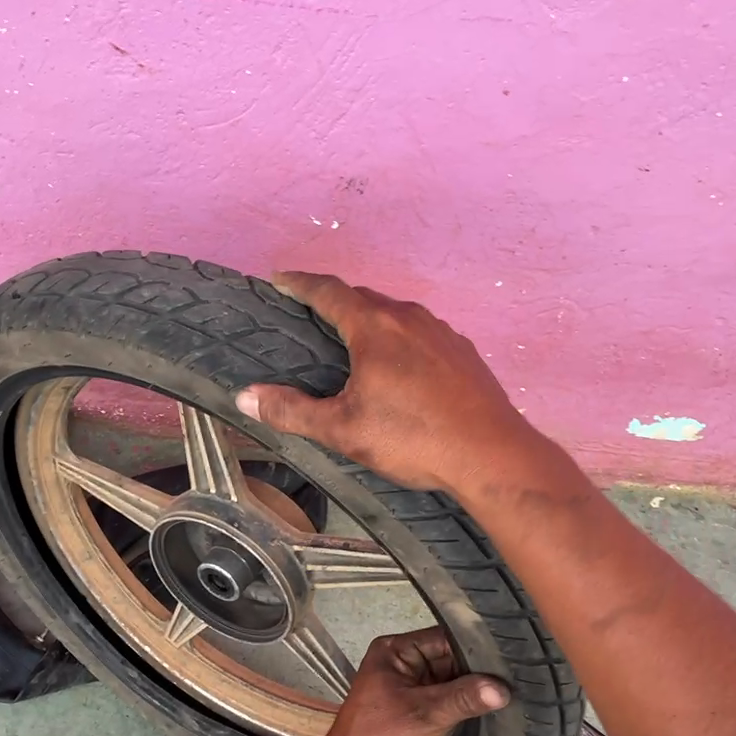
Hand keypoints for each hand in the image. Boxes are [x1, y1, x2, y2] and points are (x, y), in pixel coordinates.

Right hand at [237, 271, 539, 493]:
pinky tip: (401, 366)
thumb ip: (292, 411)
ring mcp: (442, 333)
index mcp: (375, 328)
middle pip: (364, 298)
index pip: (329, 291)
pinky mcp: (464, 353)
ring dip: (370, 318)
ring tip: (353, 340)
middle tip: (311, 313)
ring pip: (396, 314)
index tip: (280, 279)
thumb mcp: (342, 430)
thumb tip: (244, 396)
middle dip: (334, 301)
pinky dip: (400, 338)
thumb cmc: (412, 438)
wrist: (491, 455)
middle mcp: (410, 318)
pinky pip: (421, 333)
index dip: (300, 283)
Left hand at [311, 627, 509, 735]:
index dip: (475, 646)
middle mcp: (402, 662)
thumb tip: (505, 688)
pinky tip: (495, 704)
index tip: (511, 653)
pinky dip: (465, 703)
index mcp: (394, 650)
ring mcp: (410, 686)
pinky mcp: (416, 709)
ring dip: (475, 688)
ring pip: (451, 680)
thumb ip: (465, 698)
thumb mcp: (426, 713)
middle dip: (479, 669)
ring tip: (515, 686)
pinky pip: (447, 698)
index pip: (443, 638)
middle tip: (519, 673)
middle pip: (449, 658)